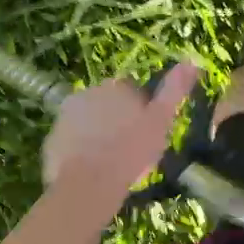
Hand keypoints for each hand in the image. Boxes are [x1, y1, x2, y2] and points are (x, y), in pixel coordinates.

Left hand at [41, 63, 197, 190]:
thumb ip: (174, 90)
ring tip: (112, 162)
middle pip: (107, 105)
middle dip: (117, 120)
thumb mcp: (161, 121)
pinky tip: (93, 170)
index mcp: (114, 87)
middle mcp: (86, 94)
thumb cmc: (131, 151)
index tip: (146, 132)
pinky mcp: (51, 141)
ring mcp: (64, 117)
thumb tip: (191, 59)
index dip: (140, 111)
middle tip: (131, 149)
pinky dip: (80, 151)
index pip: (130, 91)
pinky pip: (71, 142)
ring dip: (98, 135)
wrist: (90, 185)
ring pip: (88, 122)